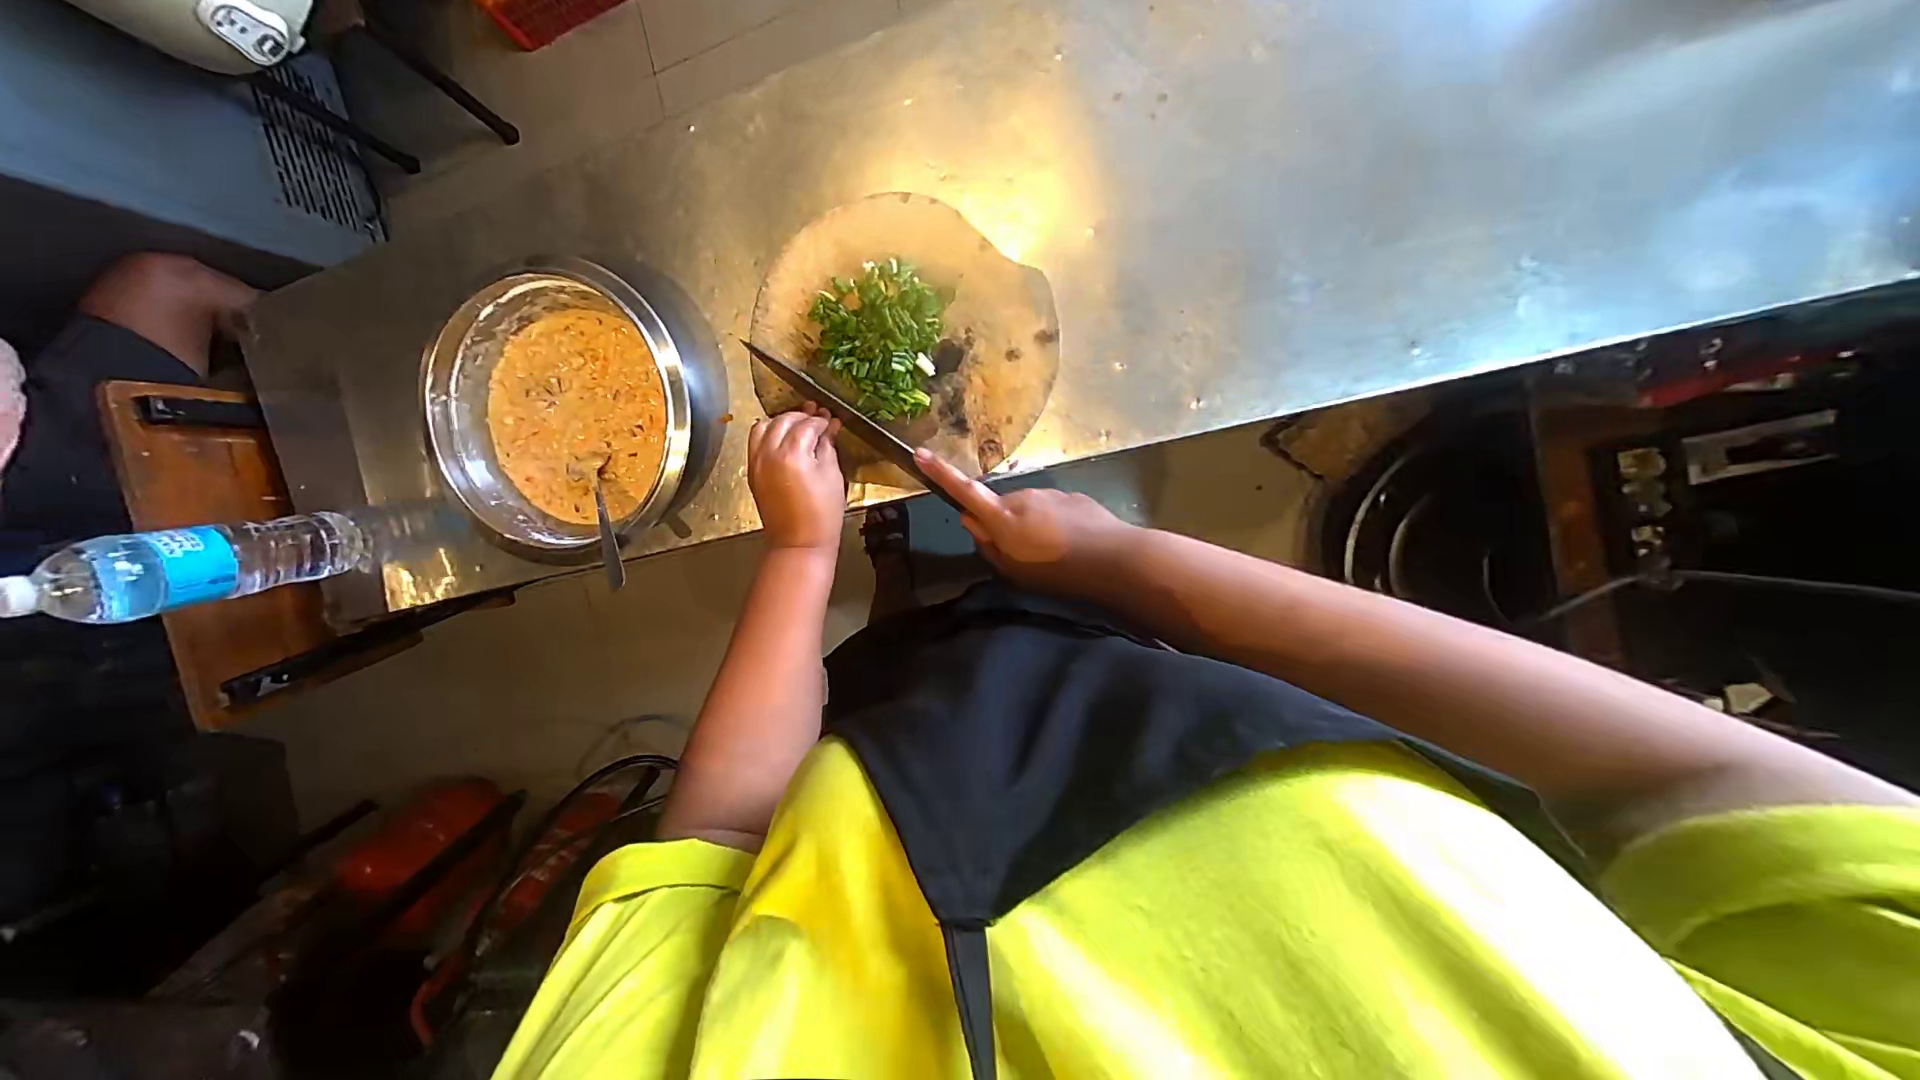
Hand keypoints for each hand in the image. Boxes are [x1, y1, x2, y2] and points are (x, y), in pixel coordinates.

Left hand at [749, 403, 845, 551]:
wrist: (799, 542)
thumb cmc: (821, 516)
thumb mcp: (833, 476)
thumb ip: (827, 447)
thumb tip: (829, 430)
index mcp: (792, 454)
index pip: (807, 425)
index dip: (822, 421)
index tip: (831, 421)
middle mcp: (769, 454)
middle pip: (784, 420)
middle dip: (802, 416)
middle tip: (817, 417)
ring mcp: (757, 463)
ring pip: (764, 426)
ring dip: (782, 421)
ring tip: (798, 424)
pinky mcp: (753, 472)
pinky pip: (755, 442)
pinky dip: (768, 434)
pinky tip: (782, 438)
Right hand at [915, 448, 1136, 596]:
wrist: (1113, 557)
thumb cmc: (1057, 570)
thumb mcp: (1014, 569)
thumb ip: (988, 545)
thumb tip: (971, 522)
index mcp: (1003, 516)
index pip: (964, 492)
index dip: (940, 474)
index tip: (920, 453)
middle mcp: (1023, 497)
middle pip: (1001, 508)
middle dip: (1006, 524)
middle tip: (1024, 554)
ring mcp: (1049, 493)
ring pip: (1029, 509)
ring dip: (1034, 526)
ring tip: (1053, 553)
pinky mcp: (1072, 497)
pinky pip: (1052, 510)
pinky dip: (1055, 525)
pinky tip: (1072, 544)